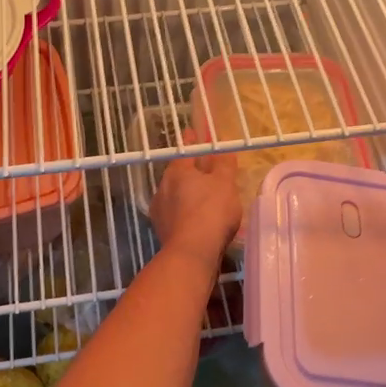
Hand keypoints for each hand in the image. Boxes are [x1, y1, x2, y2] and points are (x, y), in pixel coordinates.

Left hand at [150, 152, 242, 271]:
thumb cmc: (211, 211)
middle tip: (207, 171)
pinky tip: (199, 221)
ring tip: (205, 198)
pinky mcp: (163, 232)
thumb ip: (224, 164)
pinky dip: (188, 214)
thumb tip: (223, 148)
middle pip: (179, 174)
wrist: (192, 253)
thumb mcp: (225, 183)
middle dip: (191, 172)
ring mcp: (160, 212)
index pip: (185, 151)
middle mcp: (163, 188)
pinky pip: (178, 215)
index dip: (191, 142)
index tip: (193, 133)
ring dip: (188, 195)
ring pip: (176, 196)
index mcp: (177, 171)